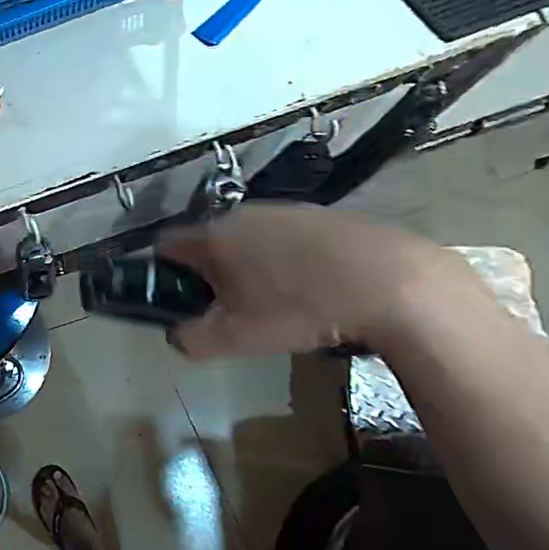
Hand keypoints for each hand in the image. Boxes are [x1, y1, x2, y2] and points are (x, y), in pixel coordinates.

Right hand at [156, 203, 493, 358]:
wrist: (388, 281)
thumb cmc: (297, 308)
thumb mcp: (235, 338)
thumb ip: (191, 339)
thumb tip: (177, 335)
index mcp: (213, 236)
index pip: (165, 245)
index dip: (160, 274)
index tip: (176, 301)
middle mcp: (242, 213)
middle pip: (208, 241)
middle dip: (208, 274)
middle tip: (228, 311)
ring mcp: (284, 210)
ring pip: (248, 239)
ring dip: (247, 267)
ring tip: (274, 303)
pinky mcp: (321, 214)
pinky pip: (285, 238)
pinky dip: (284, 261)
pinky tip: (311, 289)